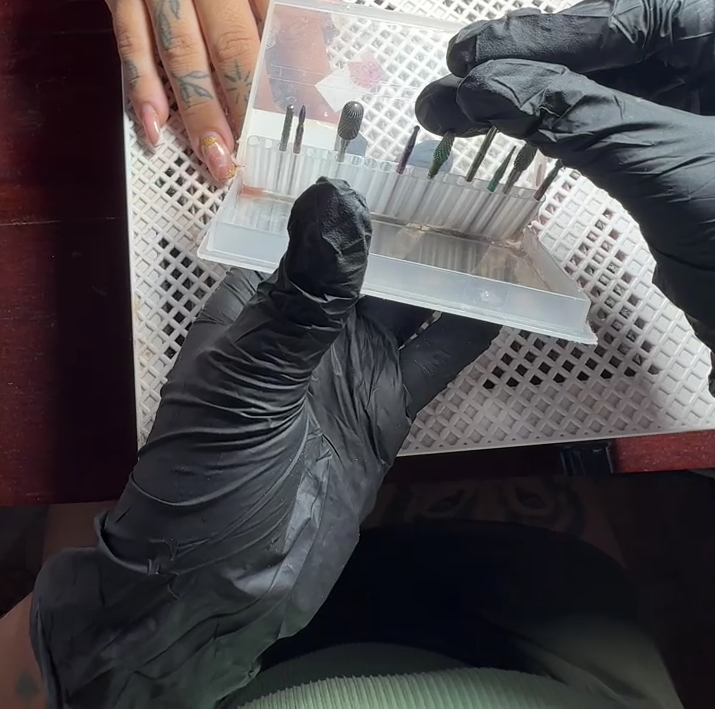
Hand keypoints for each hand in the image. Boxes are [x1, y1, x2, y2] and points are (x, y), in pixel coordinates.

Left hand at [31, 181, 496, 704]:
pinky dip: (468, 328)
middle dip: (406, 215)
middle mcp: (306, 322)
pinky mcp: (385, 411)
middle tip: (462, 162)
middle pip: (364, 256)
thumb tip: (337, 195)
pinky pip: (434, 358)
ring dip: (448, 265)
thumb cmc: (209, 472)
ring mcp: (349, 366)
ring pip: (407, 300)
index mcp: (256, 301)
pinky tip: (506, 295)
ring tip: (497, 216)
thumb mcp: (250, 375)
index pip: (300, 223)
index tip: (381, 127)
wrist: (221, 586)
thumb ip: (302, 293)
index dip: (338, 181)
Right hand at [90, 0, 341, 182]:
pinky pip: (131, 47)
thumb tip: (326, 5)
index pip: (285, 15)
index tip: (314, 115)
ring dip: (200, 113)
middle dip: (250, 106)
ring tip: (217, 159)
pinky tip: (157, 128)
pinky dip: (143, 89)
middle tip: (260, 154)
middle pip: (232, 45)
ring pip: (182, 56)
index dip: (301, 69)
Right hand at [416, 0, 714, 525]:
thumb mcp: (675, 180)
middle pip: (630, 43)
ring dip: (536, 92)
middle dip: (540, 60)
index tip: (479, 53)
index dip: (563, 32)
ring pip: (613, 81)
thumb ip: (576, 120)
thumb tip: (473, 84)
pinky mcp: (694, 150)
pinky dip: (557, 122)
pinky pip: (614, 120)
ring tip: (458, 99)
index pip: (659, 15)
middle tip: (458, 66)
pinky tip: (504, 120)